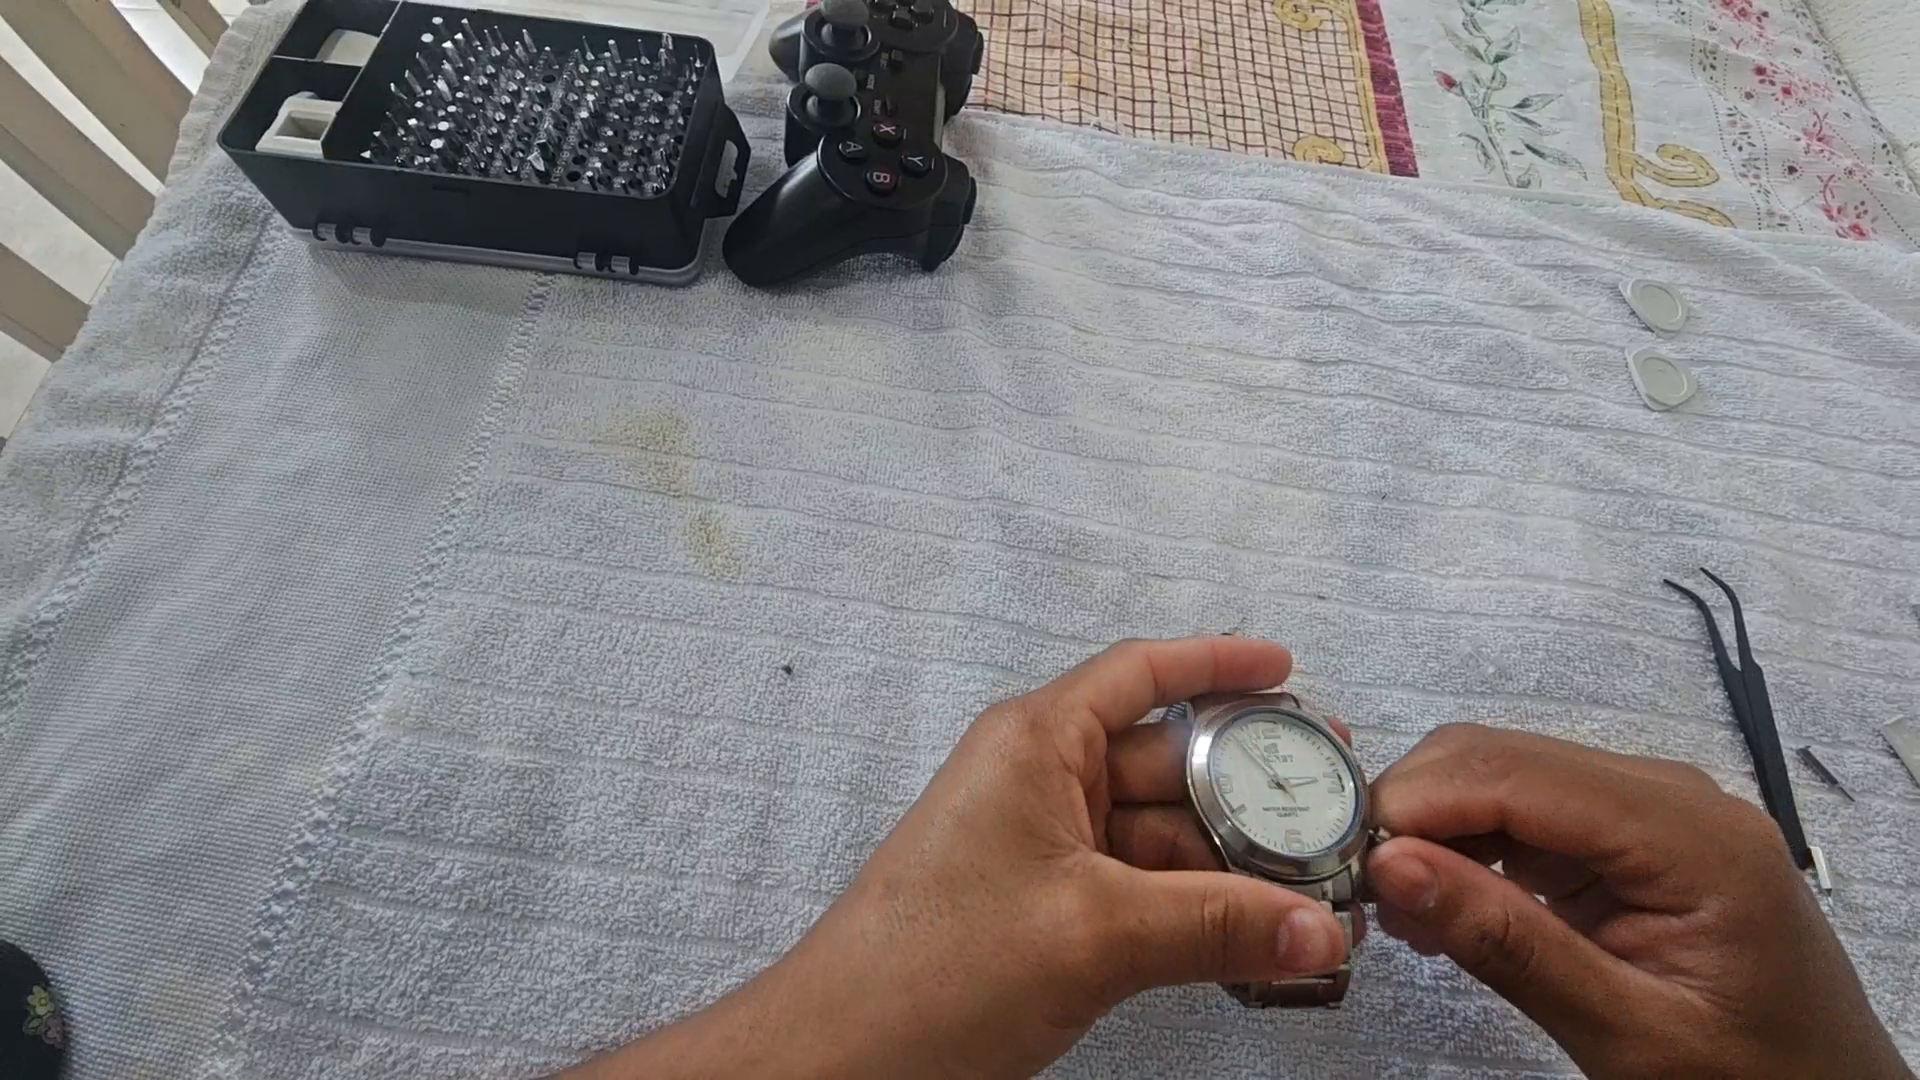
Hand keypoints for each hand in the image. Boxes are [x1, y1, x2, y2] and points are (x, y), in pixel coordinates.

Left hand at [568, 638, 1350, 1079]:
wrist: (853, 1046)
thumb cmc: (943, 961)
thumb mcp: (1093, 931)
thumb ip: (1215, 924)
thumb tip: (1323, 936)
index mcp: (1039, 739)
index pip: (1139, 673)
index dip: (1215, 662)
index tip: (1286, 668)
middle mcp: (1042, 772)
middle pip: (1163, 756)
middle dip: (1247, 784)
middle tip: (1332, 806)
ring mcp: (1045, 832)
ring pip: (1157, 824)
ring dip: (1228, 856)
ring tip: (1316, 886)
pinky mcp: (1048, 889)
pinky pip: (1137, 875)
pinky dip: (1192, 897)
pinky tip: (1254, 925)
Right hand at [1365, 723, 1909, 1078]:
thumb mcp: (1628, 1036)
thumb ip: (1507, 945)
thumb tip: (1387, 865)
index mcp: (1688, 833)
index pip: (1511, 773)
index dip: (1417, 800)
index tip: (1354, 856)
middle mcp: (1659, 791)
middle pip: (1489, 755)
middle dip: (1410, 807)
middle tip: (1365, 881)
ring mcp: (1630, 800)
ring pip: (1481, 768)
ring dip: (1423, 822)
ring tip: (1397, 898)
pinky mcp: (1603, 822)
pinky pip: (1499, 802)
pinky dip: (1450, 838)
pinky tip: (1437, 892)